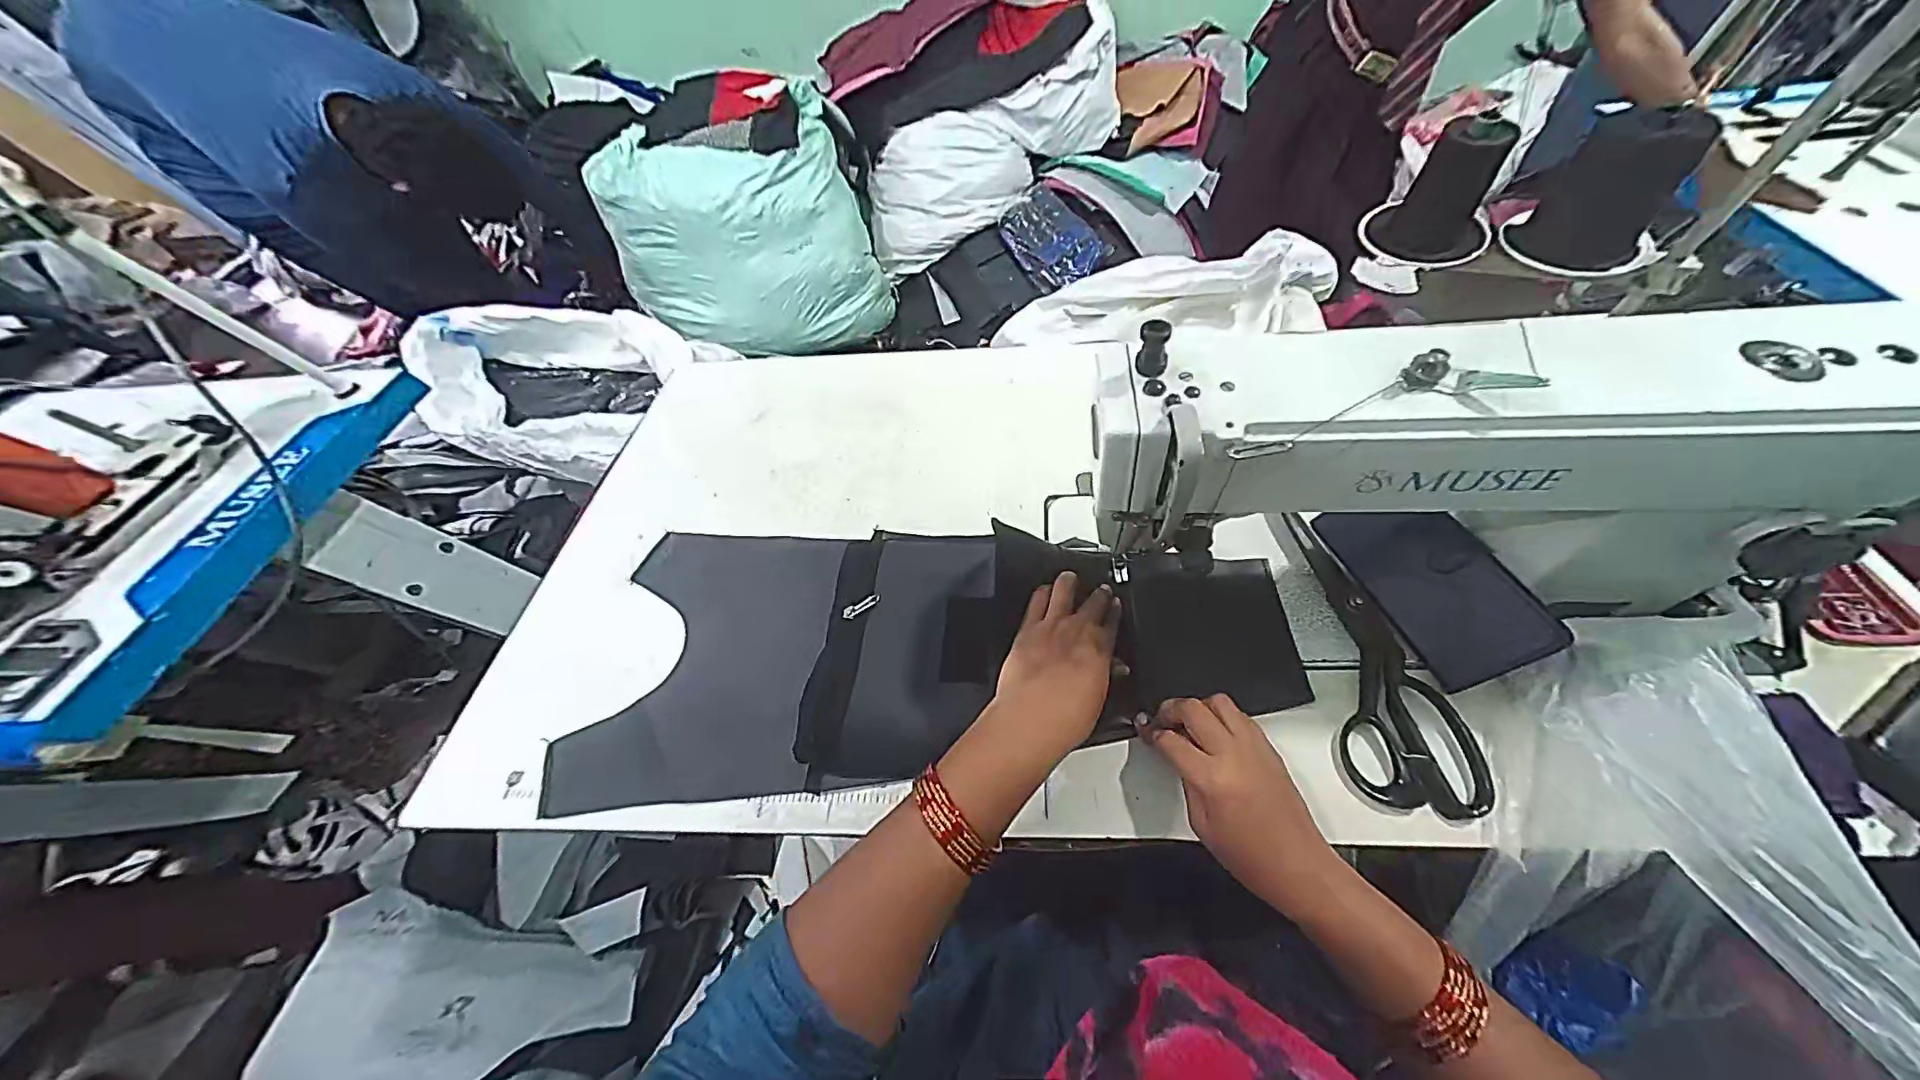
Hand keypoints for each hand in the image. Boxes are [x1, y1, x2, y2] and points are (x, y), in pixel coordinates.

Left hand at [992, 572, 1120, 757]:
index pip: (1112, 624)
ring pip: (1063, 593)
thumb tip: (1109, 669)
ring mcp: (1051, 628)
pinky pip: (1036, 603)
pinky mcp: (1027, 631)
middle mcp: (1077, 633)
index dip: (1115, 613)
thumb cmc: (1063, 719)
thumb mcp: (1097, 701)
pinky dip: (1041, 593)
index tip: (1115, 606)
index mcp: (1099, 652)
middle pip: (1093, 605)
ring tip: (1071, 577)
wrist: (1029, 719)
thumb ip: (1103, 677)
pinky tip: (1042, 589)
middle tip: (1101, 589)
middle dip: (1099, 595)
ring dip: (1069, 583)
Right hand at [1140, 695, 1337, 911]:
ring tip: (1188, 721)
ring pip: (1219, 701)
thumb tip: (1177, 757)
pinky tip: (1215, 731)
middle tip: (1162, 720)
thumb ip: (1186, 783)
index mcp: (1212, 778)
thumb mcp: (1201, 824)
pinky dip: (1222, 716)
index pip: (1171, 739)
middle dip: (1169, 709)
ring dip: (1198, 707)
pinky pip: (1241, 715)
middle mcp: (1235, 755)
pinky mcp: (1269, 749)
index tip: (1147, 732)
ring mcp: (1255, 748)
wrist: (1297, 865)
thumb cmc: (1255, 856)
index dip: (1152, 733)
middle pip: (1192, 708)